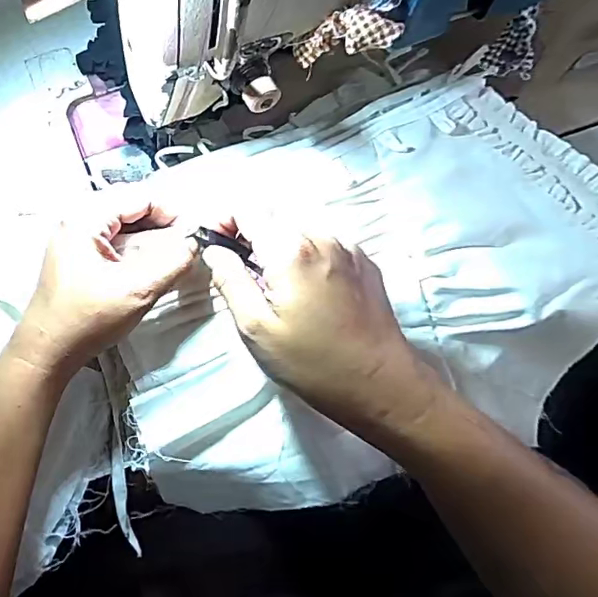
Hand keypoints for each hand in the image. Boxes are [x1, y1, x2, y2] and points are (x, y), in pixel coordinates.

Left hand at [8, 191, 199, 375]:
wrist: (47, 349)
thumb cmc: (86, 320)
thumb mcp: (137, 291)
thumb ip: (172, 262)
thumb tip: (195, 241)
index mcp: (84, 219)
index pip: (137, 196)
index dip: (169, 211)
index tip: (193, 232)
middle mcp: (75, 220)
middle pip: (128, 206)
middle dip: (160, 222)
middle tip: (185, 242)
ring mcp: (73, 237)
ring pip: (121, 223)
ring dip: (148, 235)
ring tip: (173, 253)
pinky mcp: (75, 255)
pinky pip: (111, 239)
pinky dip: (133, 246)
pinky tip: (150, 263)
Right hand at [203, 214, 452, 437]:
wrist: (383, 386)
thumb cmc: (312, 362)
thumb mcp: (256, 328)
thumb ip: (230, 281)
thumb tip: (214, 252)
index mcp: (291, 251)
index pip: (247, 210)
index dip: (223, 221)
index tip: (215, 246)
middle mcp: (322, 238)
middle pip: (272, 217)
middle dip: (249, 235)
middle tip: (239, 271)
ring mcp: (347, 249)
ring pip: (297, 230)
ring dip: (276, 246)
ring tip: (272, 284)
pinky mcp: (364, 263)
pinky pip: (322, 244)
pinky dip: (303, 255)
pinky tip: (304, 289)